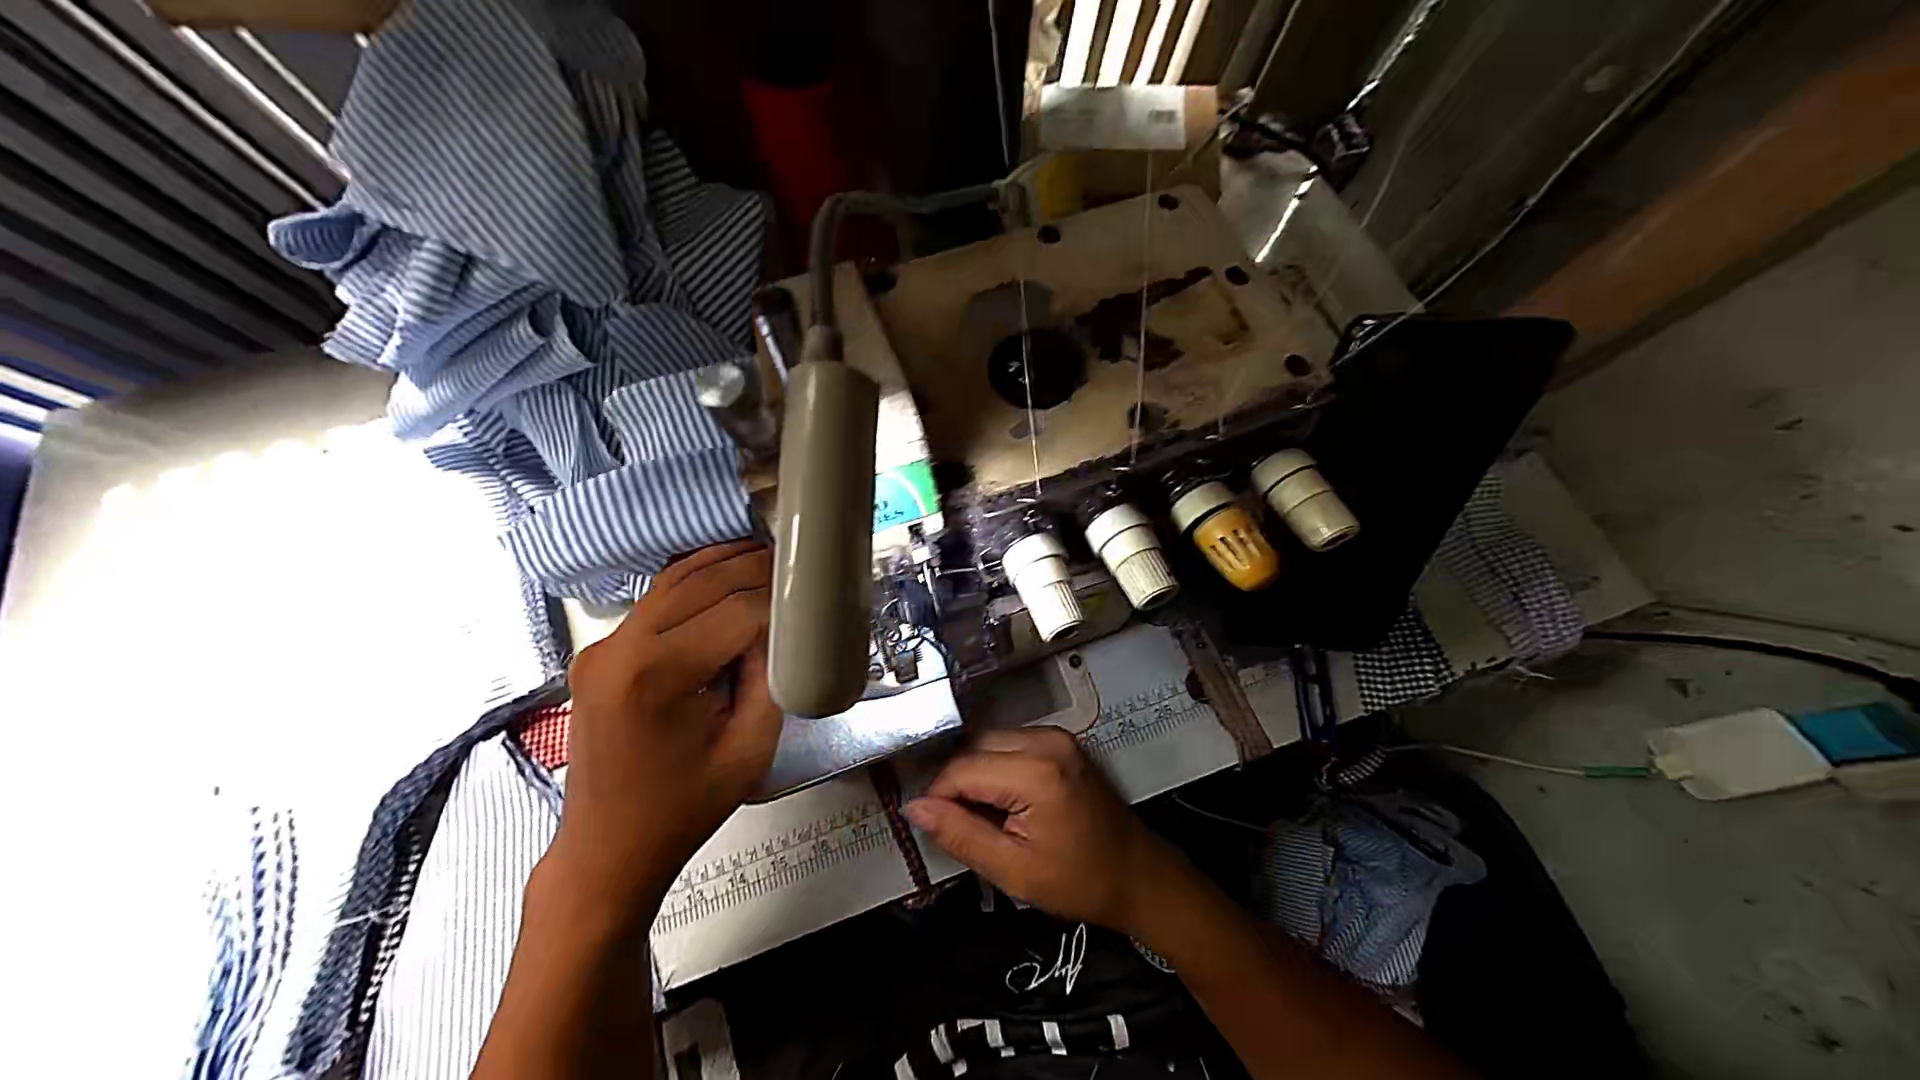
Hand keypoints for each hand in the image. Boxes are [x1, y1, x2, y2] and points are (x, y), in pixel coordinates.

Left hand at [546, 541, 782, 916]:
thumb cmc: (681, 809)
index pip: (734, 612)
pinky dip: (694, 580)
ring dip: (723, 563)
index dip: (777, 600)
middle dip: (754, 568)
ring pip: (673, 579)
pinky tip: (723, 571)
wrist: (609, 847)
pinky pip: (655, 600)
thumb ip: (772, 678)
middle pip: (702, 583)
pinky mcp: (600, 652)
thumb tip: (777, 630)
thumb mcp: (750, 747)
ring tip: (765, 555)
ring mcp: (602, 647)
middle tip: (793, 563)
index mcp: (655, 678)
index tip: (806, 597)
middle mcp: (618, 651)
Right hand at [904, 727, 1181, 933]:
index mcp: (1036, 771)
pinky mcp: (1060, 740)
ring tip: (986, 816)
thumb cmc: (1080, 880)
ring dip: (975, 774)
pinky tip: (1005, 801)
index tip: (935, 827)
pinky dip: (996, 767)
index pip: (962, 769)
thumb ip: (960, 834)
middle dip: (957, 784)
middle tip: (961, 825)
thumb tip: (914, 808)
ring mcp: (1056, 736)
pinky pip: (1009, 743)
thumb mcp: (1013, 870)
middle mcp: (1046, 740)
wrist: (1137, 874)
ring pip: (989, 742)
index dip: (939, 797)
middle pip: (974, 748)